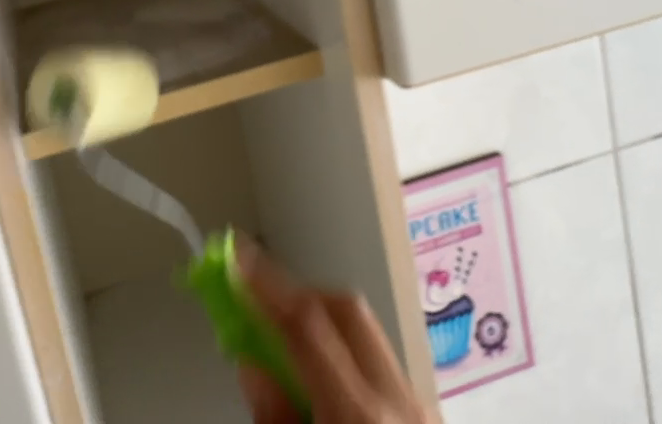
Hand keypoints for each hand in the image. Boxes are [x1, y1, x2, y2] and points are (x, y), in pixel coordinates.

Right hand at [240, 245, 433, 423]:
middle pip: (346, 308)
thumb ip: (273, 415)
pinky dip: (346, 351)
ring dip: (324, 321)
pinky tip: (325, 376)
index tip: (236, 254)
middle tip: (261, 302)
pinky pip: (380, 358)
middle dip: (300, 293)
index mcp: (357, 416)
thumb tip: (251, 361)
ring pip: (367, 329)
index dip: (266, 283)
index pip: (307, 326)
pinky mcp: (425, 412)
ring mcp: (418, 404)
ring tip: (288, 346)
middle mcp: (397, 400)